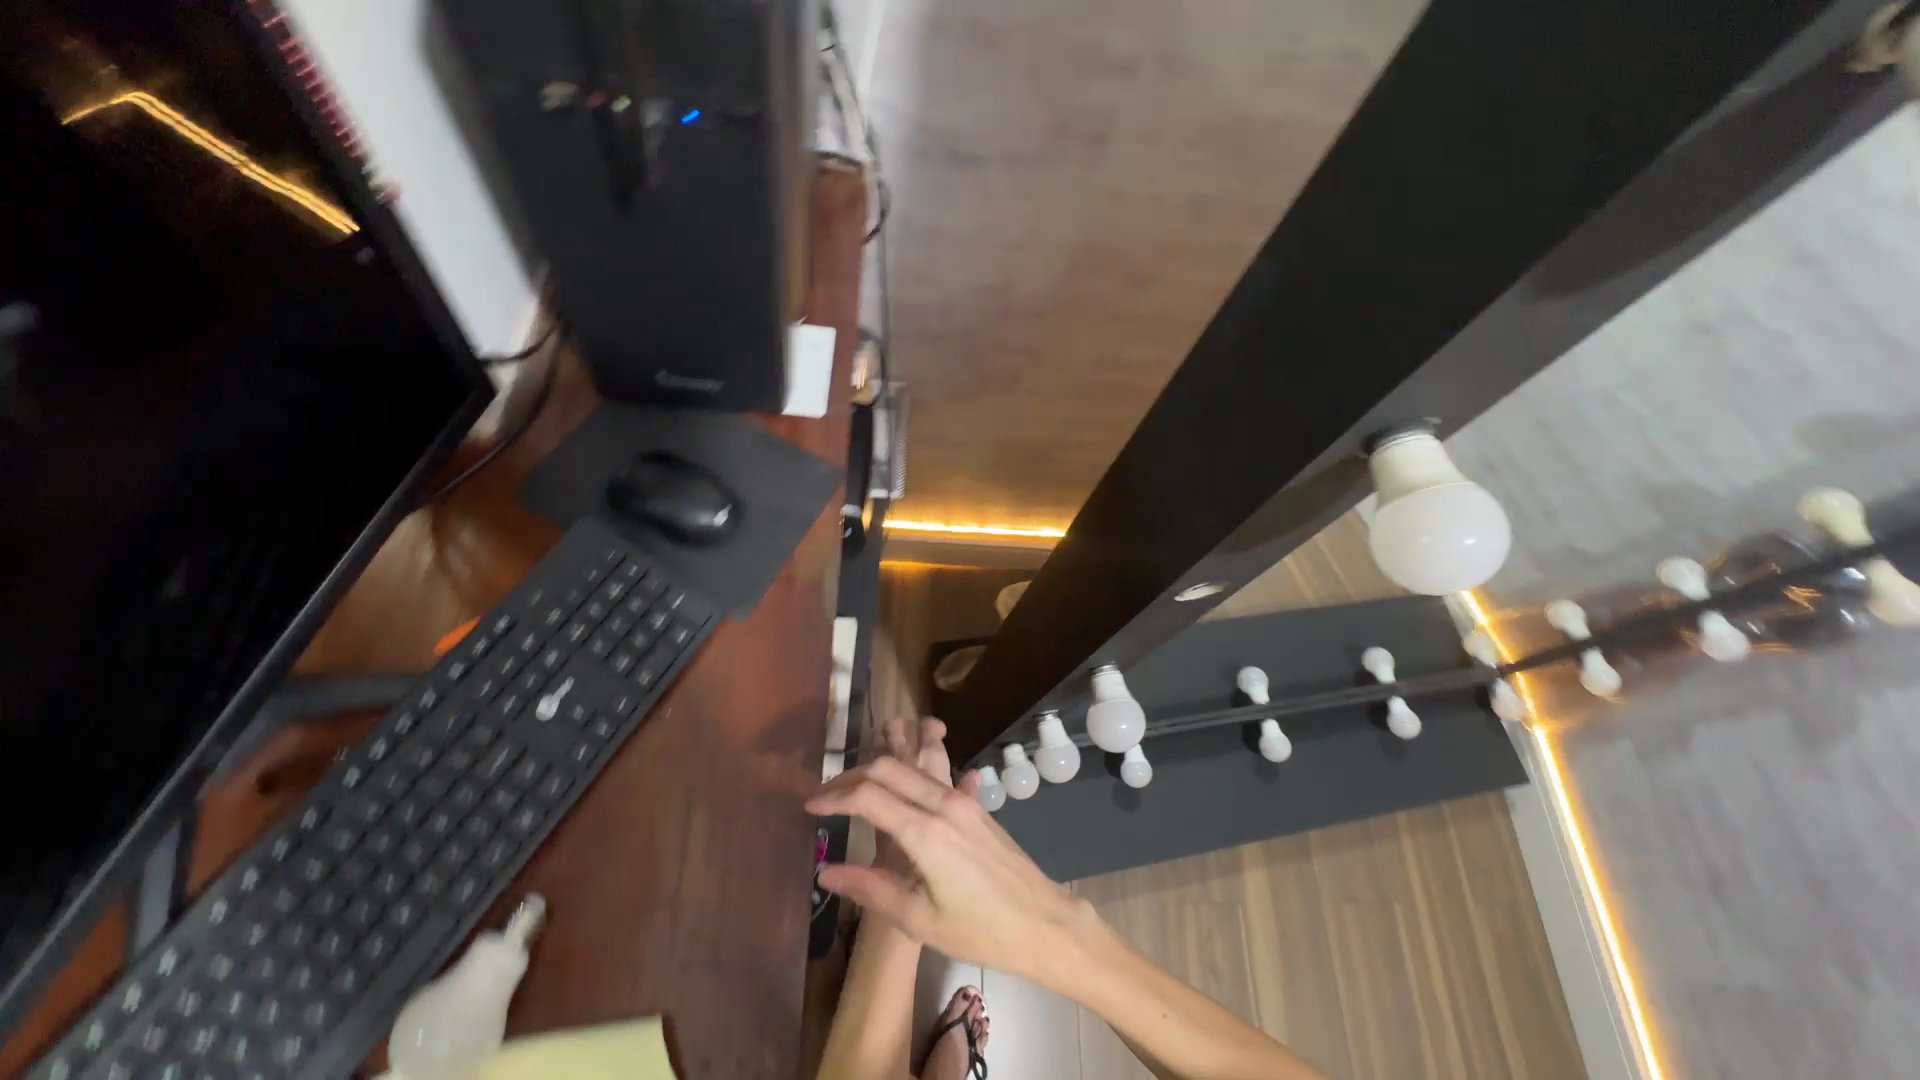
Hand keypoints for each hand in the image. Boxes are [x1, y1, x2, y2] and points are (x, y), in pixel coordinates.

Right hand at [809, 725, 1093, 985]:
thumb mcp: (920, 920)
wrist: (1044, 923)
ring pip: (912, 768)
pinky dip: (906, 775)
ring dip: (878, 771)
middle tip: (825, 795)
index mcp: (926, 832)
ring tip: (851, 788)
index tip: (809, 806)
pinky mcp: (976, 807)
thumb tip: (825, 873)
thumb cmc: (982, 931)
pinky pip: (933, 778)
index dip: (834, 797)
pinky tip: (894, 786)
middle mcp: (944, 804)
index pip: (868, 796)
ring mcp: (964, 802)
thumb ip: (871, 890)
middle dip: (851, 776)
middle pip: (888, 769)